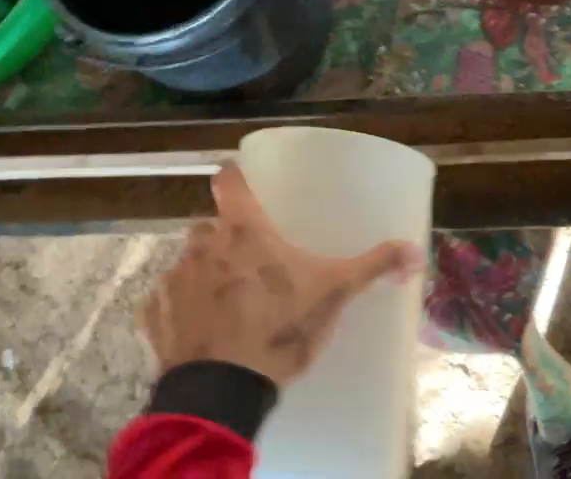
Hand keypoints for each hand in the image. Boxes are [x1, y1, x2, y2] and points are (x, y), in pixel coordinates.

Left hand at [140, 163, 422, 385]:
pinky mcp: (154, 315)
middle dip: (225, 239)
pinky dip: (181, 310)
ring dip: (203, 274)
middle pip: (210, 226)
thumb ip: (372, 266)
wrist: (222, 393)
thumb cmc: (280, 327)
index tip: (245, 183)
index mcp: (242, 228)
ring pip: (188, 262)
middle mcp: (202, 243)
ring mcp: (173, 278)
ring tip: (227, 302)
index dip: (235, 177)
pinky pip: (166, 302)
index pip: (228, 179)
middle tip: (250, 263)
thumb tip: (416, 251)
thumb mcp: (333, 293)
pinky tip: (201, 331)